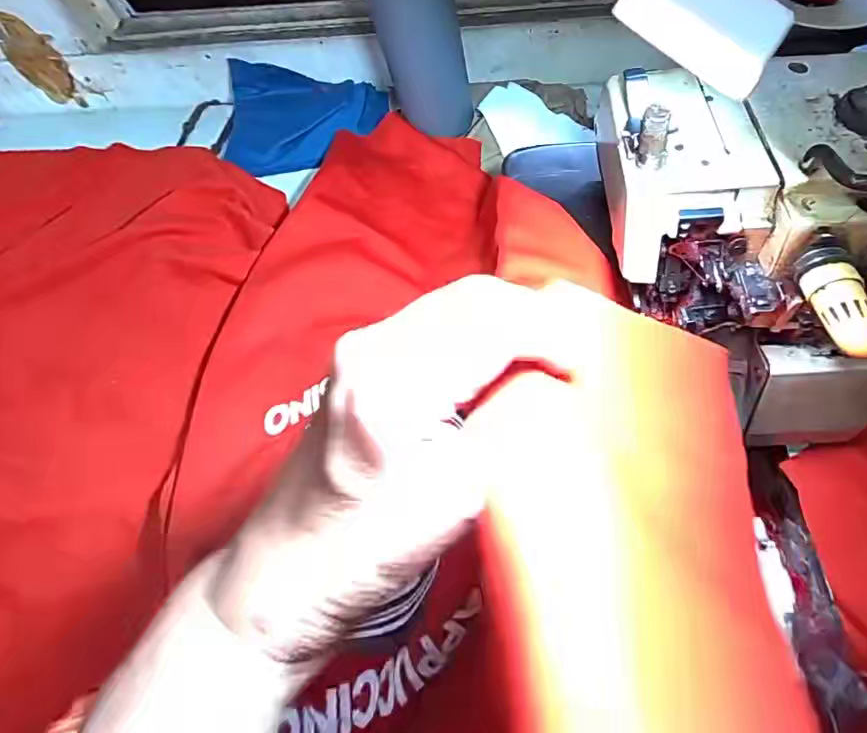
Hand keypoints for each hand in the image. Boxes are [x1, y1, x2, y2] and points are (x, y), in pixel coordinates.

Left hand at [207, 274, 558, 665]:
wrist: (283, 570)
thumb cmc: (360, 555)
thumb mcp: (453, 504)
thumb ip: (508, 435)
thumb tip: (553, 391)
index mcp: (392, 384)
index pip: (490, 326)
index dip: (550, 336)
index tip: (584, 367)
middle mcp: (372, 344)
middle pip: (475, 297)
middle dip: (535, 316)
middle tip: (573, 354)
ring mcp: (364, 342)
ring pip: (459, 299)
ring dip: (511, 317)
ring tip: (548, 353)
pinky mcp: (365, 351)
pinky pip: (441, 315)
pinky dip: (484, 325)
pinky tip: (504, 354)